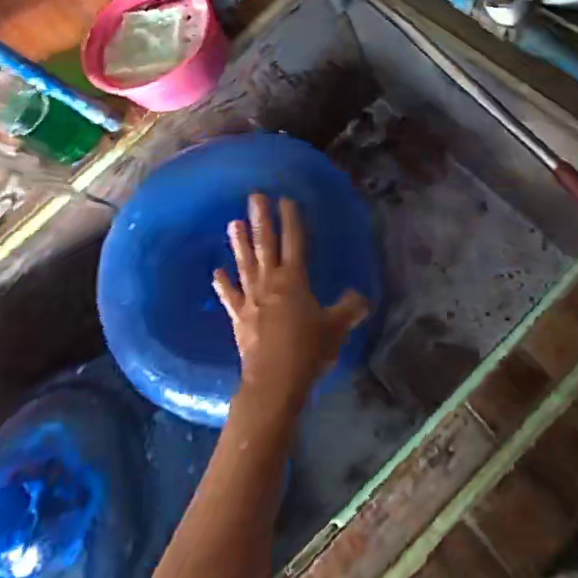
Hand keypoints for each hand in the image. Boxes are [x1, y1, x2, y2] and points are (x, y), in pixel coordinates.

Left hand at [212, 192, 369, 413]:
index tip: (285, 199)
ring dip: (240, 243)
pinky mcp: (239, 318)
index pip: (294, 241)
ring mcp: (251, 299)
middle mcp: (270, 283)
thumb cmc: (308, 350)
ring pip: (245, 264)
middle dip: (262, 219)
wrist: (275, 380)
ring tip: (234, 223)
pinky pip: (230, 297)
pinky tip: (216, 272)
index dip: (291, 219)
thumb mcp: (337, 327)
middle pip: (266, 245)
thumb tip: (361, 297)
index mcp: (294, 280)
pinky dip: (223, 284)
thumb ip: (349, 309)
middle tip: (254, 196)